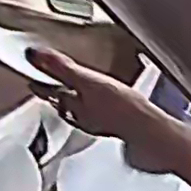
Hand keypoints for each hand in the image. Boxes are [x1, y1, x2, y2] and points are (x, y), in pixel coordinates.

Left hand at [26, 48, 179, 172]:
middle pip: (68, 106)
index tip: (32, 76)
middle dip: (60, 97)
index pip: (51, 93)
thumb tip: (33, 55)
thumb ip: (60, 67)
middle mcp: (90, 120)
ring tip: (80, 98)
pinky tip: (111, 110)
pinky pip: (108, 118)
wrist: (158, 135)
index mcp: (76, 108)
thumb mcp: (87, 81)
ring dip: (82, 105)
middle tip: (52, 88)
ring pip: (87, 113)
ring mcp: (109, 126)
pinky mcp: (128, 129)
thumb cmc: (126, 113)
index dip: (41, 82)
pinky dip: (105, 111)